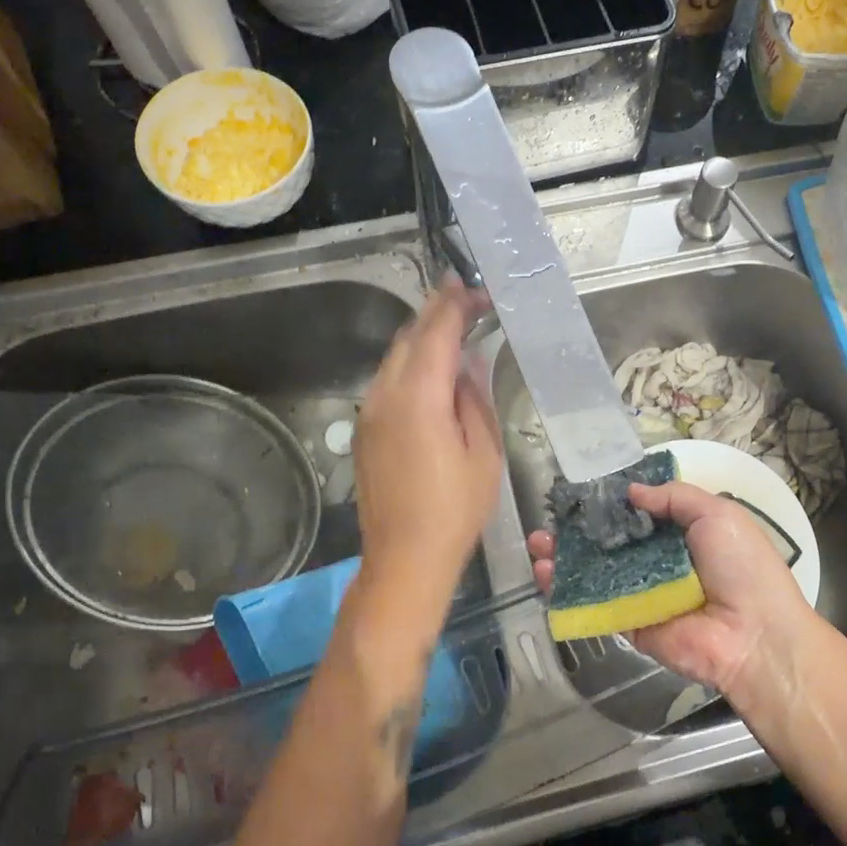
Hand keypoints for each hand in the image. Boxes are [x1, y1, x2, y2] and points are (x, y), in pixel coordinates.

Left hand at [355, 281, 503, 589]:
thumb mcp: (482, 453)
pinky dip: (409, 365)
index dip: (455, 305)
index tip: (473, 287)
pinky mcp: (364, 431)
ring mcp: (369, 413)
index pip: (436, 332)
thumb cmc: (455, 509)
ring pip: (394, 359)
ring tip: (452, 331)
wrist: (405, 558)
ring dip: (421, 339)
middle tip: (466, 300)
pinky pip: (387, 382)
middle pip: (409, 338)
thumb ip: (474, 399)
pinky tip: (431, 374)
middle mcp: (386, 394)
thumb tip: (468, 364)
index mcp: (420, 396)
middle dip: (436, 314)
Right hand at [527, 481, 817, 697]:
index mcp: (681, 536)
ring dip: (563, 558)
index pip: (637, 517)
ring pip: (594, 573)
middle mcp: (657, 564)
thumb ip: (673, 497)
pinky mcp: (628, 625)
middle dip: (577, 532)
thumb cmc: (741, 567)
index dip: (609, 506)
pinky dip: (565, 592)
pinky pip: (593, 606)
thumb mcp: (717, 514)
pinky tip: (543, 574)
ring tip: (537, 544)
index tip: (580, 496)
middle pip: (609, 544)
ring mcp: (640, 596)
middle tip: (549, 521)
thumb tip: (631, 491)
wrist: (753, 634)